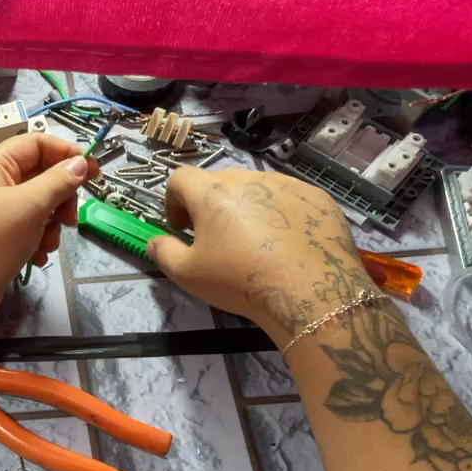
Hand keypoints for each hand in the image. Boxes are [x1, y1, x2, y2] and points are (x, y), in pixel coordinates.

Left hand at [0, 133, 97, 307]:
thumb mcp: (31, 206)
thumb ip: (59, 181)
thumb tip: (80, 163)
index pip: (37, 143)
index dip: (67, 153)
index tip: (94, 173)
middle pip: (40, 174)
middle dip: (61, 197)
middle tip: (70, 219)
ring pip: (37, 204)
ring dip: (51, 223)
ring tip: (49, 244)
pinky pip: (26, 226)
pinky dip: (38, 238)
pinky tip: (38, 257)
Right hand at [147, 168, 370, 343]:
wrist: (310, 292)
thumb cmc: (239, 281)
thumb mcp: (187, 274)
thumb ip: (163, 252)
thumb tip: (155, 242)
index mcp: (212, 193)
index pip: (180, 178)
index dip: (173, 201)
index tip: (181, 228)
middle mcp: (248, 178)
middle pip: (219, 182)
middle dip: (209, 205)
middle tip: (215, 238)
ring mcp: (287, 184)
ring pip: (255, 188)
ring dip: (245, 207)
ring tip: (253, 242)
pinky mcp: (316, 197)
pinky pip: (288, 197)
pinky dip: (279, 213)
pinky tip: (284, 243)